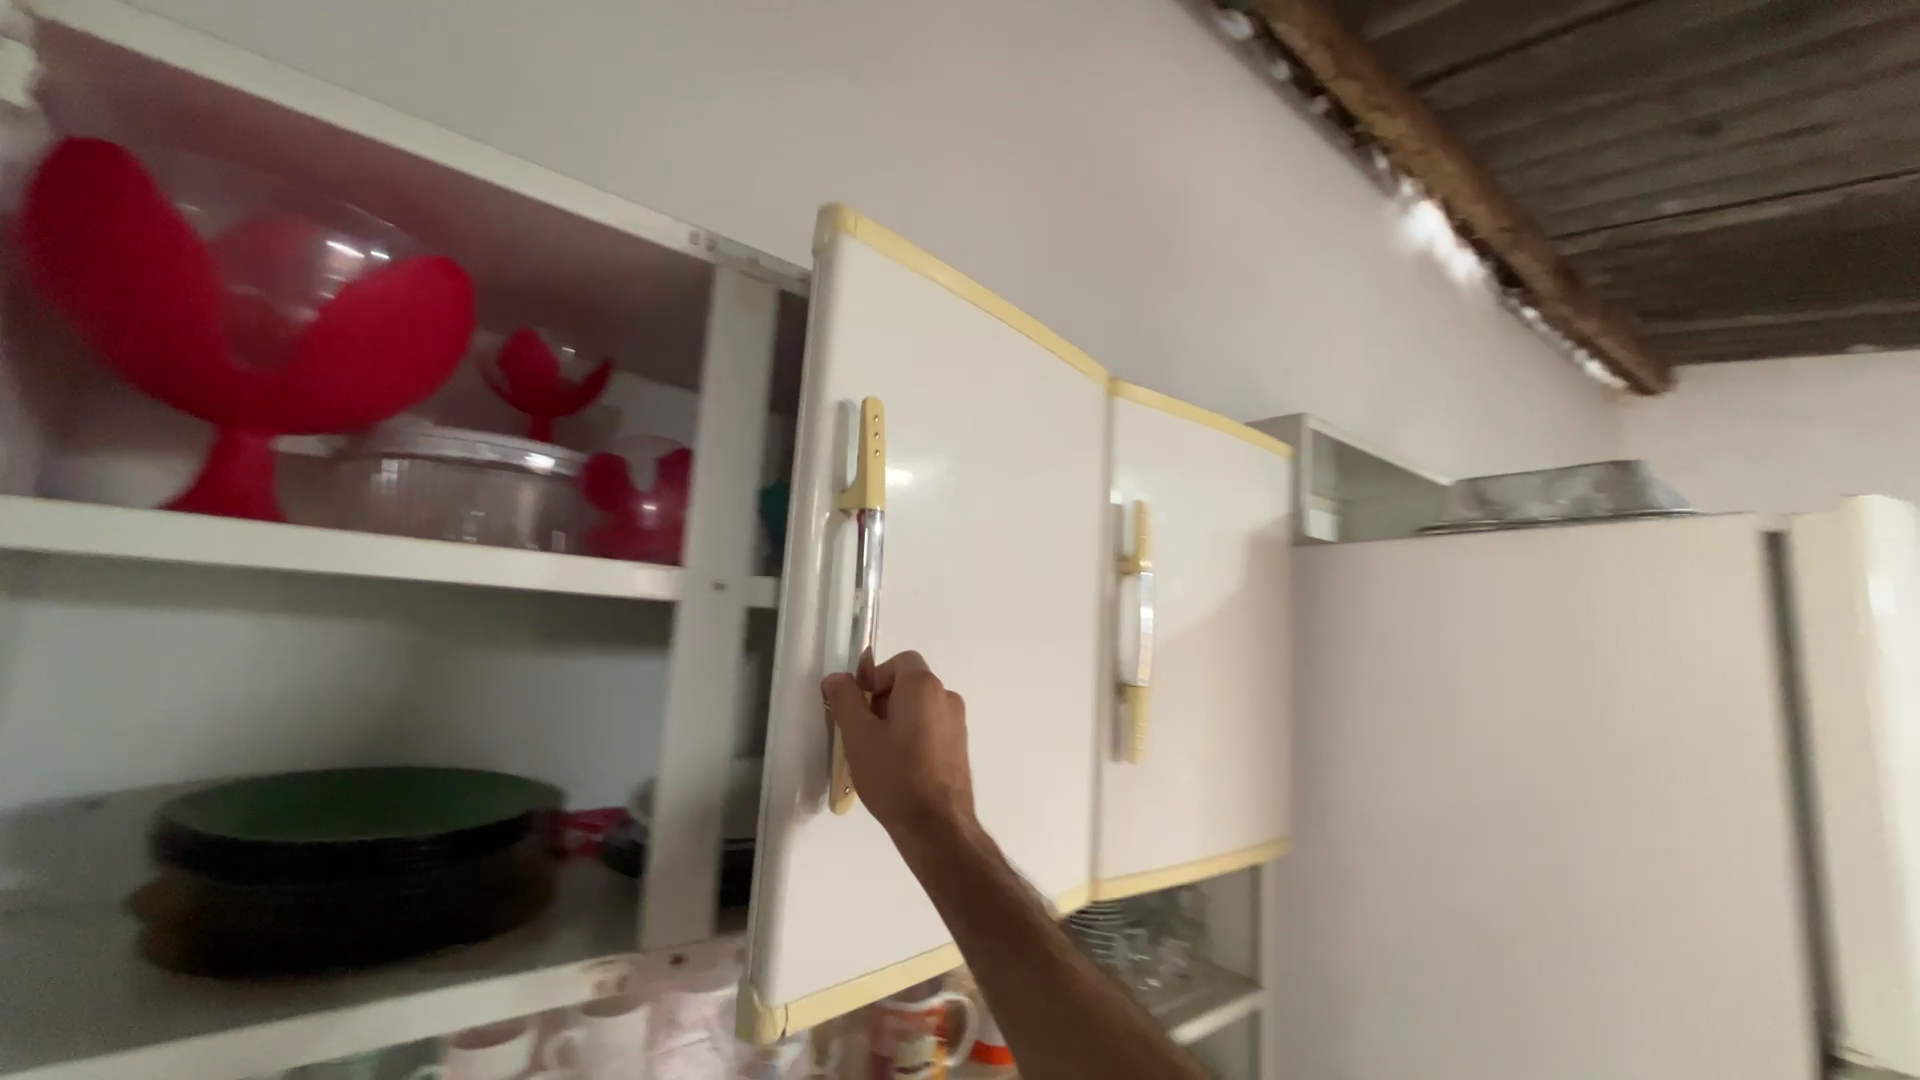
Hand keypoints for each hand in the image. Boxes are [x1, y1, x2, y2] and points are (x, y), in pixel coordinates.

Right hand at [823, 650, 976, 845]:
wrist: (936, 827)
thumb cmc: (895, 777)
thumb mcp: (859, 736)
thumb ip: (846, 700)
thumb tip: (838, 678)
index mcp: (924, 687)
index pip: (898, 662)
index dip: (874, 677)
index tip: (858, 707)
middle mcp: (947, 698)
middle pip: (909, 683)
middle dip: (882, 700)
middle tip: (863, 732)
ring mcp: (957, 724)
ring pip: (919, 708)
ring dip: (896, 720)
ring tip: (878, 754)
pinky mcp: (959, 747)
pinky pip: (930, 728)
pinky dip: (912, 736)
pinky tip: (898, 767)